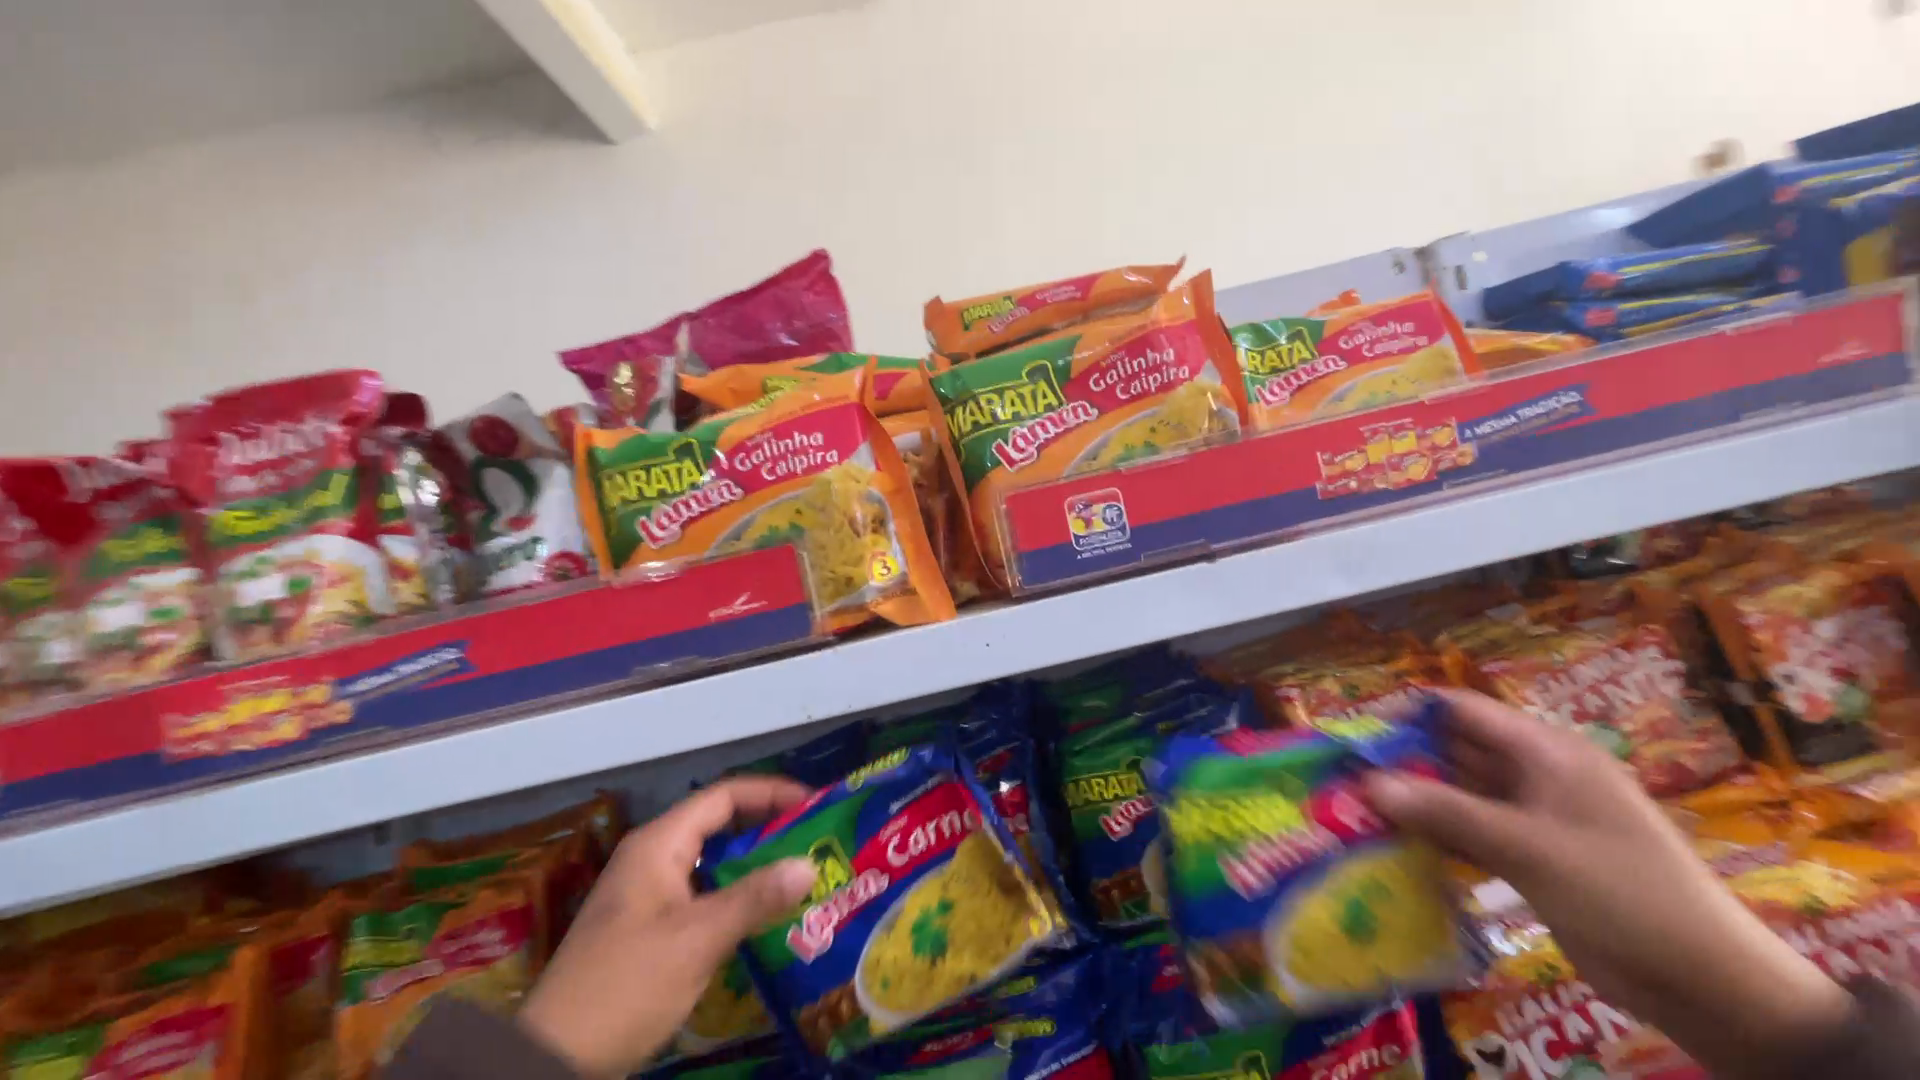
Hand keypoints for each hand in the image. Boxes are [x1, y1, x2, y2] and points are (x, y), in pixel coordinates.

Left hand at [517, 777, 817, 1079]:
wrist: (554, 1058)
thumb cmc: (625, 985)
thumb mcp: (697, 939)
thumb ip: (755, 898)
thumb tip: (810, 864)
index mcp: (658, 845)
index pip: (723, 797)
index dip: (772, 793)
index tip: (816, 804)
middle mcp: (653, 859)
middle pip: (720, 826)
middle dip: (770, 830)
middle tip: (820, 843)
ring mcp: (649, 896)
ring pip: (714, 865)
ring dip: (757, 868)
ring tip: (805, 879)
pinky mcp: (650, 930)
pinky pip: (704, 897)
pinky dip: (738, 900)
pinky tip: (768, 921)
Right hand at [1364, 690, 1849, 1078]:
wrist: (1707, 982)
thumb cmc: (1622, 894)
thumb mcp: (1530, 848)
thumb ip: (1446, 813)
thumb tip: (1368, 785)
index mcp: (1546, 752)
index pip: (1461, 710)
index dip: (1405, 714)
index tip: (1352, 733)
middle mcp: (1536, 775)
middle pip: (1455, 750)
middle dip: (1401, 760)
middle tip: (1341, 777)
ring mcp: (1534, 818)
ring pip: (1459, 794)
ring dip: (1414, 802)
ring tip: (1355, 813)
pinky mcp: (1532, 857)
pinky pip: (1471, 833)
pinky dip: (1437, 837)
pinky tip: (1395, 849)